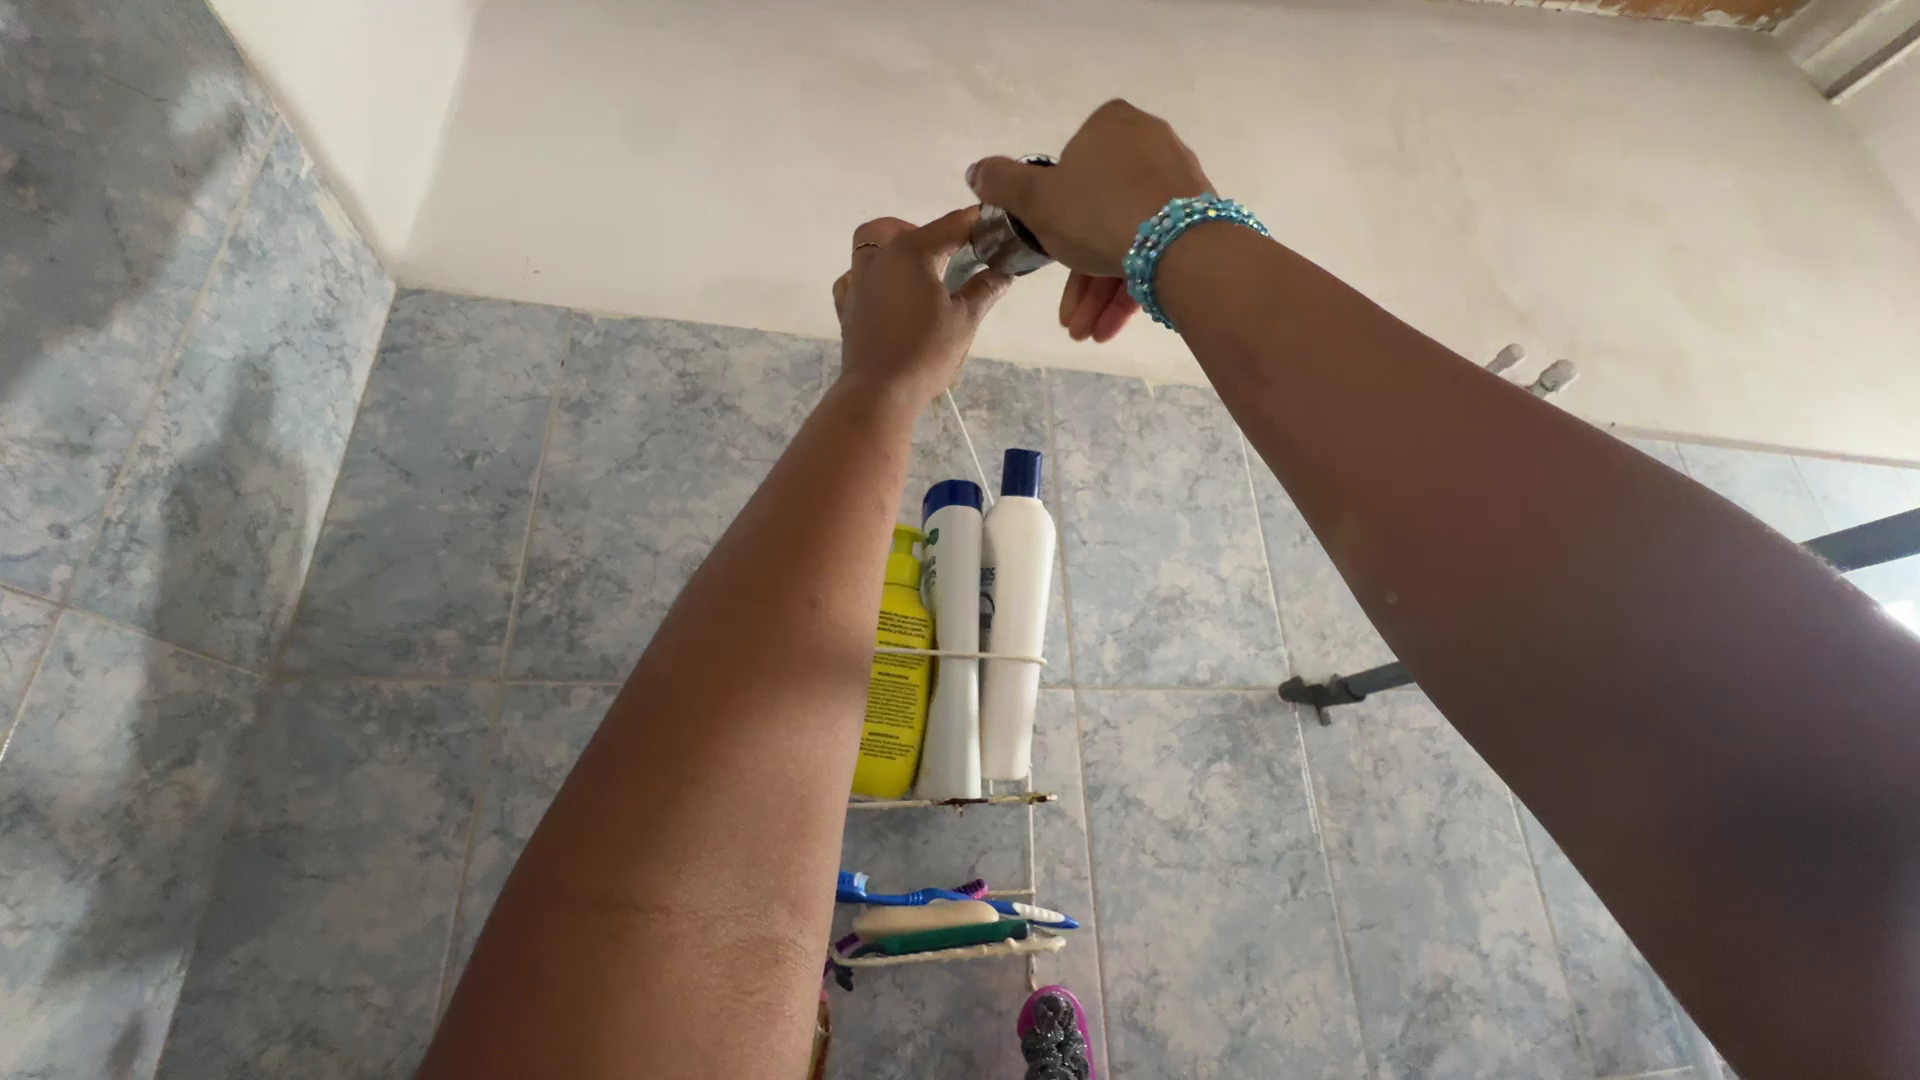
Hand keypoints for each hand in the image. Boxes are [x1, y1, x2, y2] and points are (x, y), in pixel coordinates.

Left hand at [832, 208, 1011, 404]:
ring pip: (869, 246)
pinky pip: (855, 278)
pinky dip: (872, 279)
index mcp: (909, 252)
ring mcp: (856, 282)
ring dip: (892, 249)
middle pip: (900, 228)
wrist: (880, 392)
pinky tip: (888, 297)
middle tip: (948, 259)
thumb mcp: (964, 320)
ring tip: (917, 275)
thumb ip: (983, 290)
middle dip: (925, 233)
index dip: (975, 225)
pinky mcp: (846, 307)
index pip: (950, 226)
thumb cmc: (926, 353)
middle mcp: (877, 258)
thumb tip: (1003, 272)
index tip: (995, 229)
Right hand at [967, 99, 1211, 342]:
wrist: (1178, 246)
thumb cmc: (1097, 213)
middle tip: (1069, 319)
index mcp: (1109, 126)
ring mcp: (1176, 181)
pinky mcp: (1198, 217)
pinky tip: (1108, 330)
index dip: (1053, 219)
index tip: (1049, 256)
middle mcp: (1148, 143)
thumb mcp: (1035, 201)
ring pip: (1123, 240)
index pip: (1070, 170)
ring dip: (1099, 296)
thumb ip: (1002, 184)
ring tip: (1086, 334)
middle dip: (1078, 278)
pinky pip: (1152, 250)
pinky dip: (1128, 289)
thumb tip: (974, 171)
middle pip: (1097, 216)